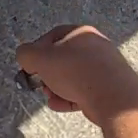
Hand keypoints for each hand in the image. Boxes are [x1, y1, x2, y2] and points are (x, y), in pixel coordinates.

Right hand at [16, 25, 137, 125]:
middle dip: (48, 74)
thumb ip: (25, 54)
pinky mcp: (109, 87)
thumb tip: (25, 57)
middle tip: (41, 83)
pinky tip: (61, 104)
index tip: (30, 66)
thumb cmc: (75, 71)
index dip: (36, 52)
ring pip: (72, 77)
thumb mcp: (38, 58)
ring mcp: (104, 67)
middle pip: (62, 59)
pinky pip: (84, 90)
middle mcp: (95, 46)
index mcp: (80, 33)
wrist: (112, 96)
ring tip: (52, 97)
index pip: (51, 37)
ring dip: (57, 88)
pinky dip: (70, 98)